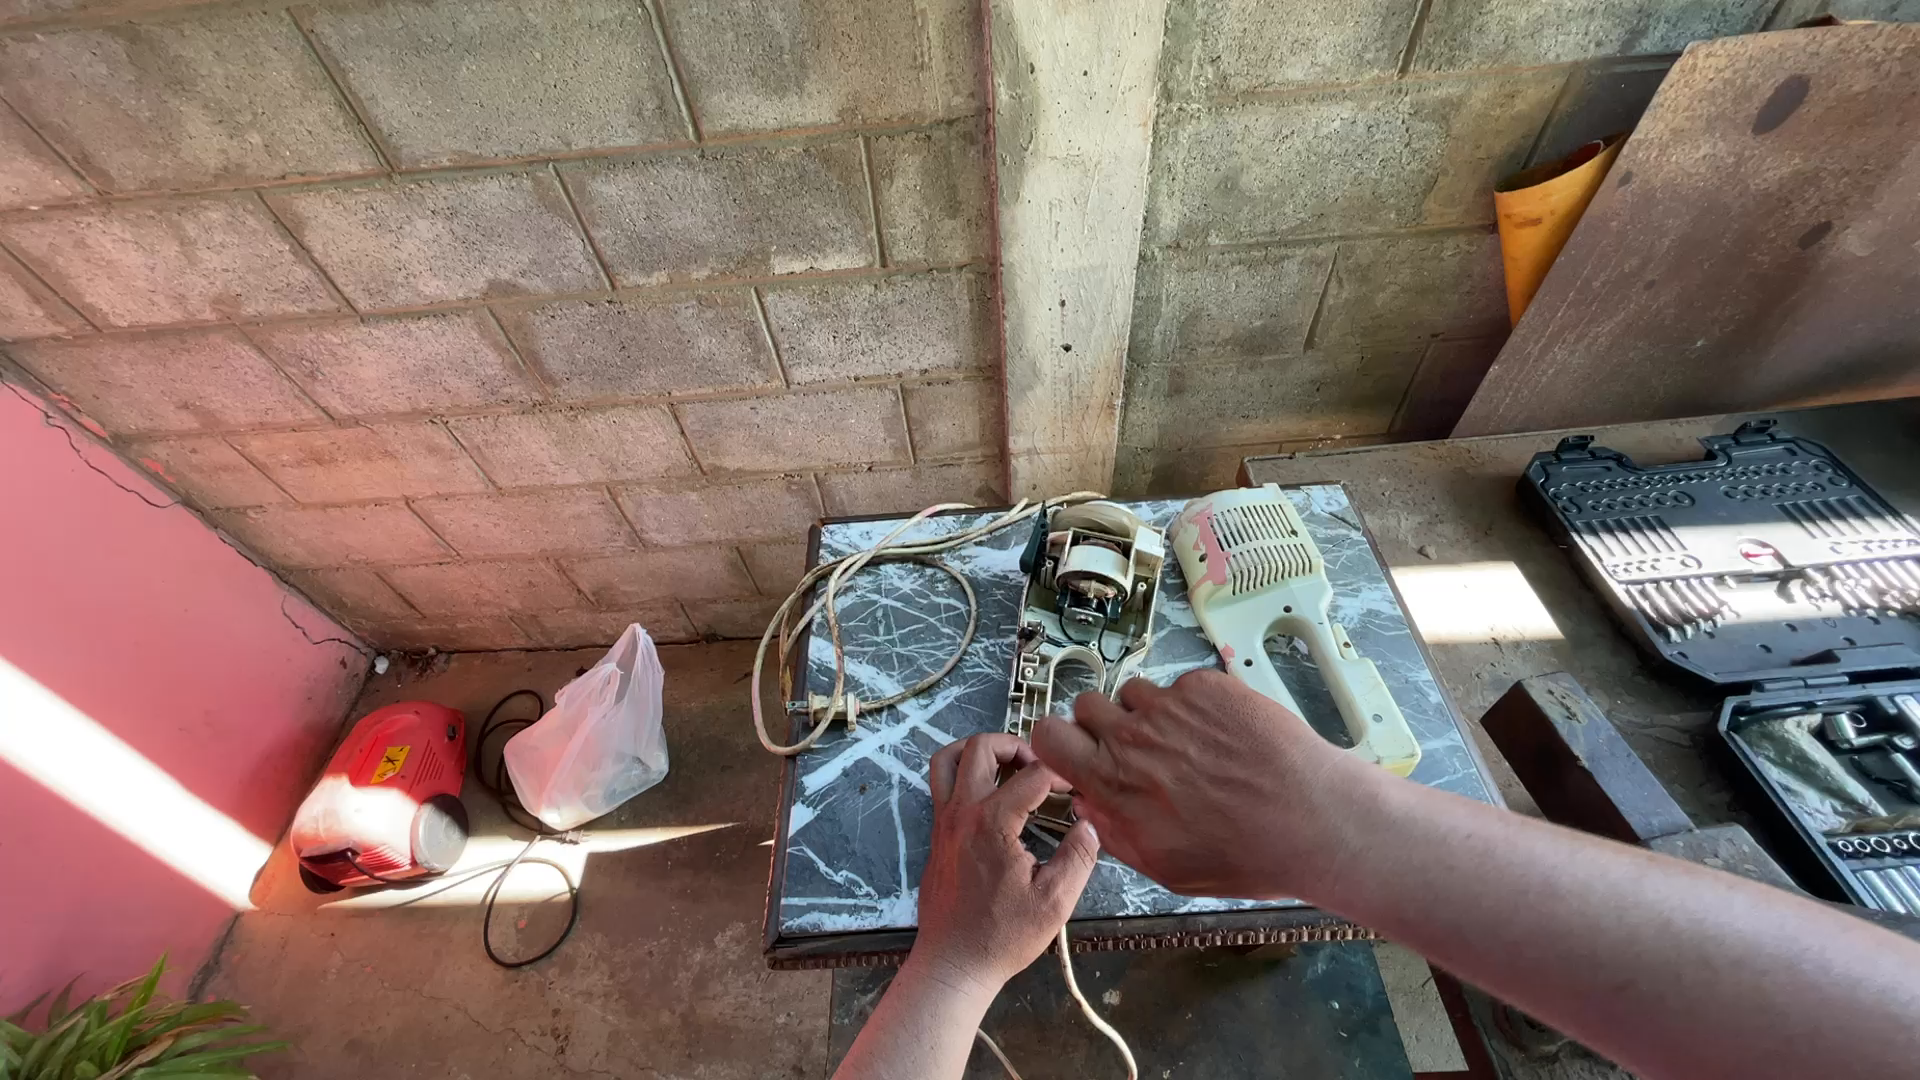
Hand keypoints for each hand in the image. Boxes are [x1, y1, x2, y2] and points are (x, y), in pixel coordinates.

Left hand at [912, 734, 1099, 994]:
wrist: (953, 964)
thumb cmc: (1003, 935)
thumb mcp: (1055, 902)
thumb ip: (1078, 857)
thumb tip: (1089, 824)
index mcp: (993, 822)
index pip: (1032, 774)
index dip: (1059, 772)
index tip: (1075, 787)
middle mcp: (963, 810)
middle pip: (981, 746)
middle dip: (1015, 745)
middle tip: (1038, 767)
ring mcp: (944, 819)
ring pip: (949, 757)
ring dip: (978, 750)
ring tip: (1007, 767)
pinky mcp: (936, 831)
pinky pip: (941, 782)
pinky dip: (963, 772)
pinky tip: (989, 794)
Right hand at [1032, 669, 1379, 899]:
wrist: (1316, 819)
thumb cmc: (1243, 854)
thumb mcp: (1167, 867)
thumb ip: (1113, 832)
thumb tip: (1085, 800)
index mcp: (1114, 781)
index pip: (1048, 735)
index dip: (1057, 741)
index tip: (1077, 750)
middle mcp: (1132, 734)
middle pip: (1086, 705)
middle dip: (1103, 724)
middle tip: (1137, 747)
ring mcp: (1169, 704)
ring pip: (1134, 693)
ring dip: (1149, 713)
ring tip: (1189, 742)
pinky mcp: (1205, 684)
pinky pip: (1180, 686)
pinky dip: (1194, 706)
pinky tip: (1224, 733)